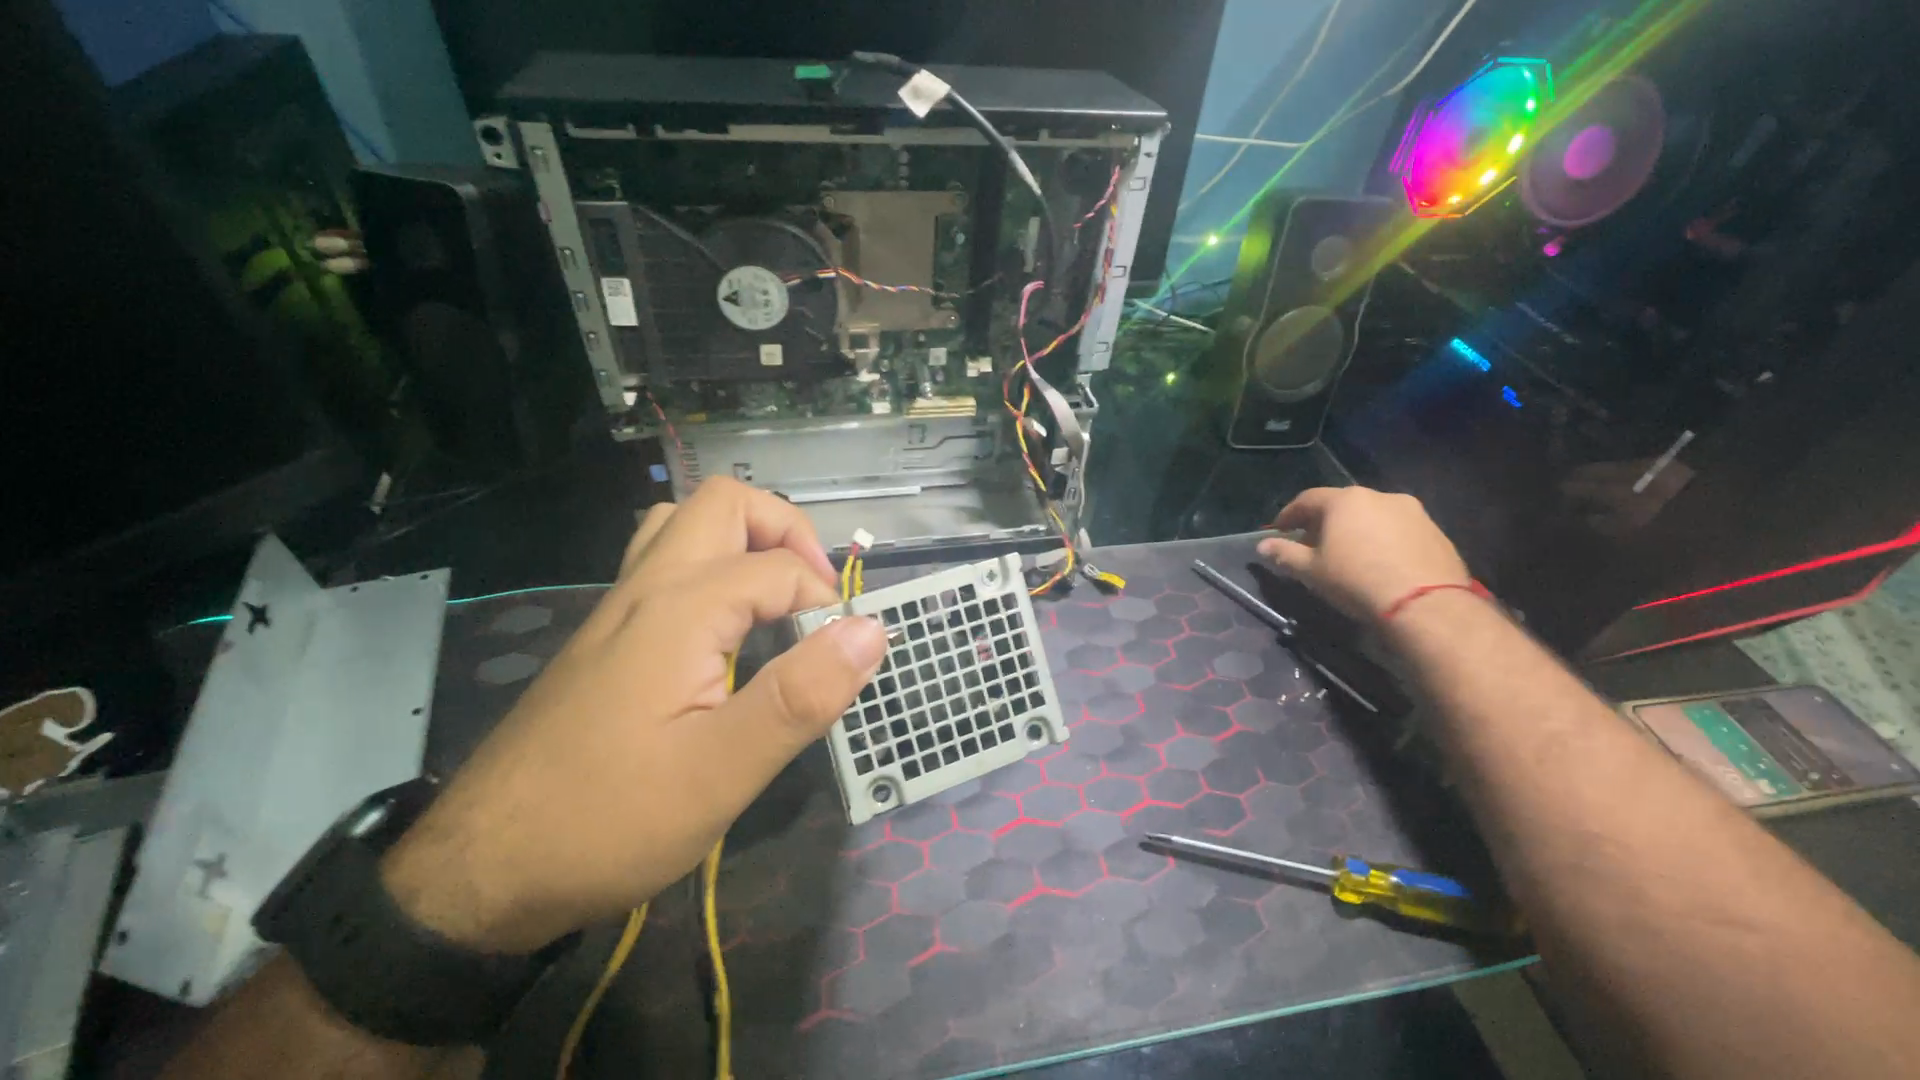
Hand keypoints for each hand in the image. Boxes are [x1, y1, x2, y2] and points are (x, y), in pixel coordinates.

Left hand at [381, 478, 886, 951]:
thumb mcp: (721, 772)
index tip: (842, 665)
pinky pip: (661, 566)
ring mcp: (617, 612)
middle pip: (723, 504)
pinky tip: (722, 634)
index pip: (779, 568)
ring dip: (742, 541)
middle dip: (786, 532)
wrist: (486, 869)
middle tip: (815, 599)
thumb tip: (870, 631)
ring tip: (776, 601)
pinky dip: (708, 569)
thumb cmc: (609, 821)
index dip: (826, 605)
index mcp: (680, 610)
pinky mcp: (603, 642)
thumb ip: (800, 696)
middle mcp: (645, 590)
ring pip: (682, 526)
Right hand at [1257, 487, 1469, 622]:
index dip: (1290, 514)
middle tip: (1313, 544)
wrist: (1424, 604)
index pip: (1308, 499)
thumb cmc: (1356, 581)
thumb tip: (1262, 546)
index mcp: (1345, 501)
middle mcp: (1379, 496)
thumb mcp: (1312, 571)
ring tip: (1349, 554)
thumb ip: (1285, 554)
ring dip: (1357, 529)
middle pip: (1343, 505)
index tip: (1280, 530)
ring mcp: (1412, 511)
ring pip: (1373, 515)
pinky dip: (1383, 540)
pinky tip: (1380, 562)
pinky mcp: (1435, 530)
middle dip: (1324, 522)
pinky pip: (1399, 530)